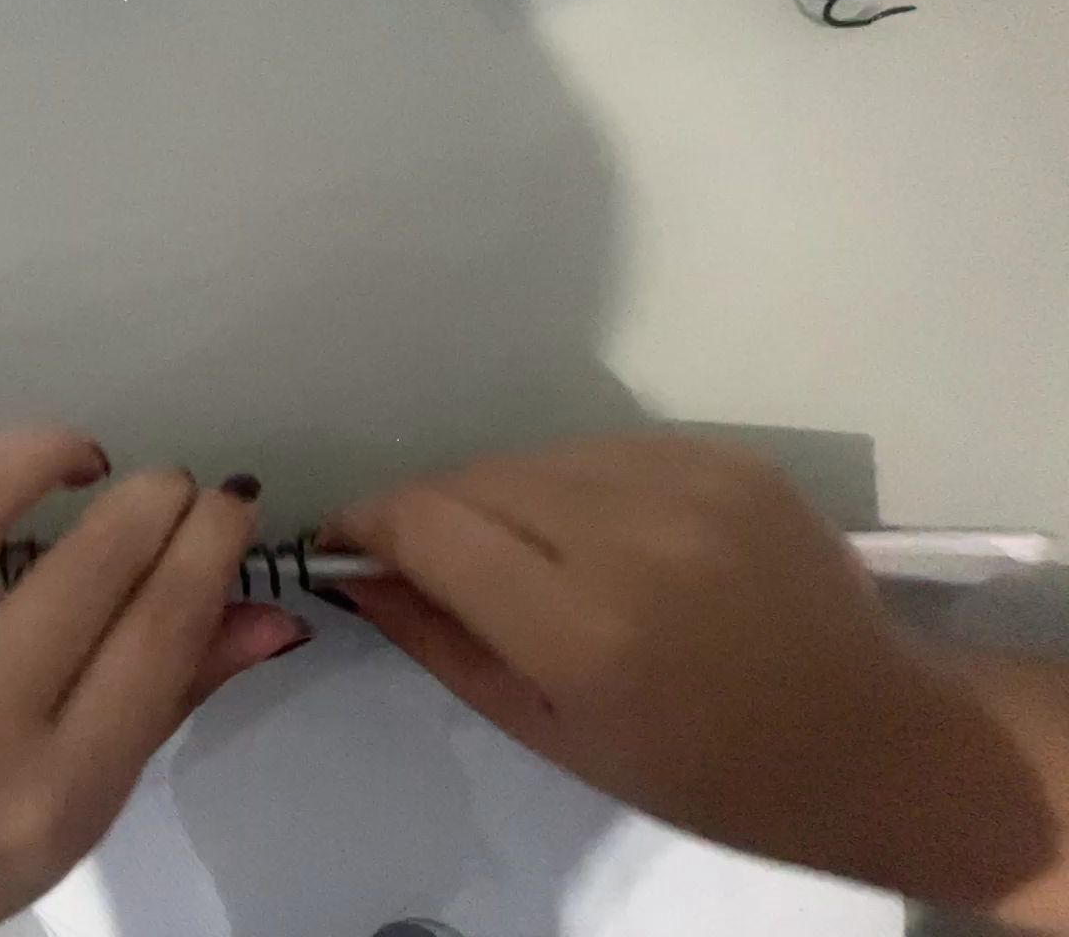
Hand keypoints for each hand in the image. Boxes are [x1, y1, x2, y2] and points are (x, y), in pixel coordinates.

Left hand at [0, 414, 308, 936]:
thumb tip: (273, 611)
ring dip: (42, 455)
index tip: (230, 501)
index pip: (157, 632)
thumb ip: (187, 688)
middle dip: (153, 500)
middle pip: (85, 568)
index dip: (209, 547)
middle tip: (172, 486)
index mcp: (54, 779)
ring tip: (81, 454)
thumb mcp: (102, 792)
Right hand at [318, 436, 1051, 906]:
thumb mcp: (538, 725)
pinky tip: (581, 534)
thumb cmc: (695, 768)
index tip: (337, 541)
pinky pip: (577, 452)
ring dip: (483, 500)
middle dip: (418, 515)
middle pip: (462, 482)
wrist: (883, 740)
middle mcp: (632, 535)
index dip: (364, 522)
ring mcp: (683, 481)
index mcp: (586, 627)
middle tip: (419, 560)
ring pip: (515, 460)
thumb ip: (431, 635)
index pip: (426, 525)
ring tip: (511, 554)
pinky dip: (549, 487)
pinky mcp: (715, 454)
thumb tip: (350, 570)